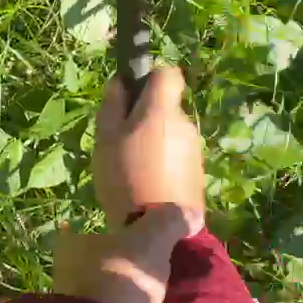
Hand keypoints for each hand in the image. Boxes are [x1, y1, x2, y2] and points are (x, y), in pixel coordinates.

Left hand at [52, 204, 201, 302]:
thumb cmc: (122, 278)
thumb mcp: (150, 237)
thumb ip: (170, 220)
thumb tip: (192, 214)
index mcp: (74, 248)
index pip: (98, 234)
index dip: (123, 234)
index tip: (150, 239)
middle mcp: (73, 279)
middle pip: (111, 267)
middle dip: (136, 269)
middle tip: (170, 267)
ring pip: (121, 298)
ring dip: (143, 298)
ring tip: (176, 294)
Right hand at [93, 66, 205, 224]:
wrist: (158, 227)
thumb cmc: (124, 177)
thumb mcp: (105, 140)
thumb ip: (112, 107)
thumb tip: (118, 82)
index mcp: (161, 111)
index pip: (168, 74)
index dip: (149, 79)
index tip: (132, 97)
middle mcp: (184, 124)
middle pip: (166, 108)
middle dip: (146, 117)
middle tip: (121, 141)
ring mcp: (194, 149)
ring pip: (171, 133)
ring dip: (154, 142)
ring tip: (131, 168)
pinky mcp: (198, 173)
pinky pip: (177, 155)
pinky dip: (163, 161)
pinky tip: (146, 183)